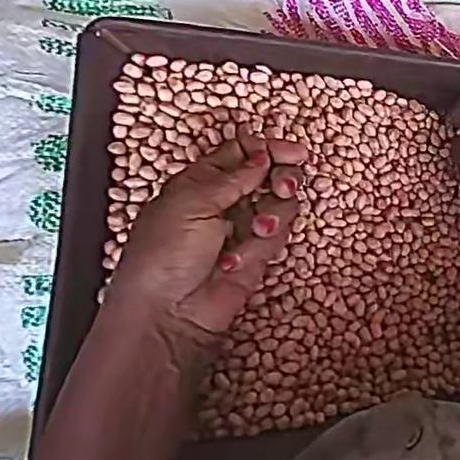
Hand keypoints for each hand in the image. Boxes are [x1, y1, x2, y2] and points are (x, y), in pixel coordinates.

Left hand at [106, 132, 305, 348]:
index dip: (268, 148)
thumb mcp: (192, 203)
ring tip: (259, 230)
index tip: (293, 153)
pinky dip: (264, 244)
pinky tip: (238, 260)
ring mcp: (246, 226)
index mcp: (203, 180)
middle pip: (272, 173)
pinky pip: (280, 235)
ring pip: (282, 204)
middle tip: (284, 188)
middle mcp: (228, 200)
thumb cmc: (165, 253)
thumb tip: (264, 155)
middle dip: (283, 179)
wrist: (170, 310)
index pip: (243, 151)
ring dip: (275, 214)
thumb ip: (234, 177)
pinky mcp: (261, 252)